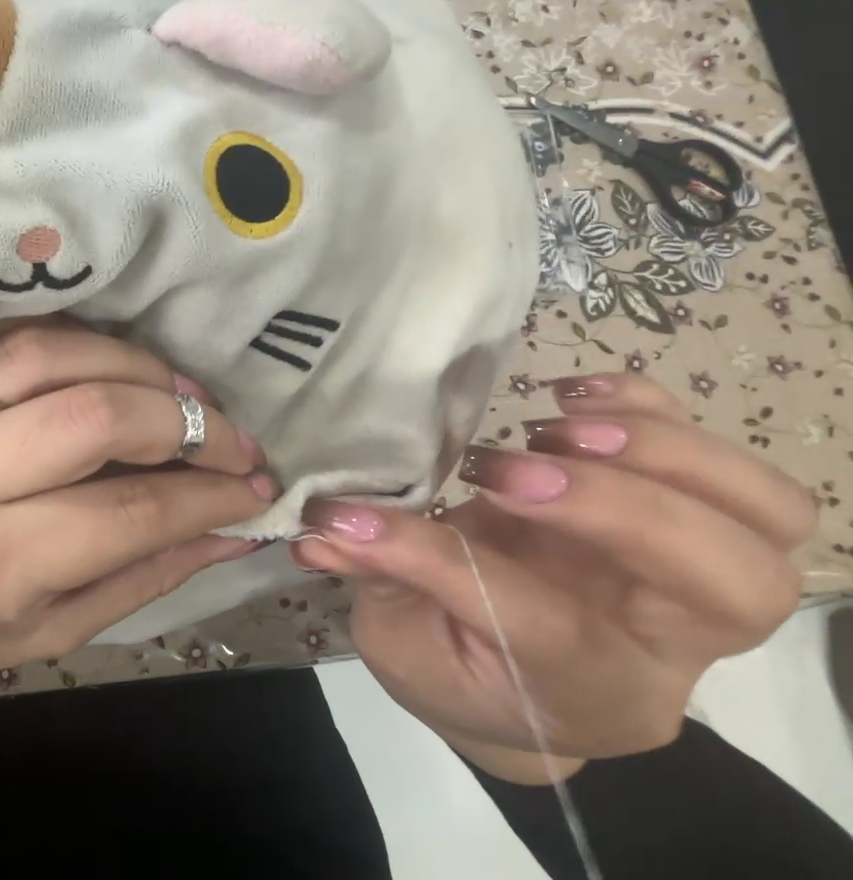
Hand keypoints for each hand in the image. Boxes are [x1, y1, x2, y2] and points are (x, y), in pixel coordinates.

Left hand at [0, 319, 276, 737]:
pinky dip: (56, 334)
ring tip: (175, 394)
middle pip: (90, 415)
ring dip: (128, 363)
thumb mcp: (51, 633)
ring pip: (43, 354)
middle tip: (225, 439)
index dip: (208, 493)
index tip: (255, 486)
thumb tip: (232, 528)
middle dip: (180, 421)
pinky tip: (97, 359)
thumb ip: (143, 576)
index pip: (128, 509)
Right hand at [293, 374, 814, 782]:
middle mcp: (672, 639)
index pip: (543, 625)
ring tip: (545, 426)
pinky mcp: (683, 515)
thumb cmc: (457, 673)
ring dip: (662, 455)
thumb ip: (378, 583)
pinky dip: (654, 409)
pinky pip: (722, 456)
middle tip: (499, 470)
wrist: (526, 687)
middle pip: (730, 580)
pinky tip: (564, 395)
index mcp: (594, 690)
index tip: (349, 517)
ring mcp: (691, 575)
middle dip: (617, 507)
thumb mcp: (401, 645)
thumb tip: (321, 525)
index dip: (442, 563)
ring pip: (766, 515)